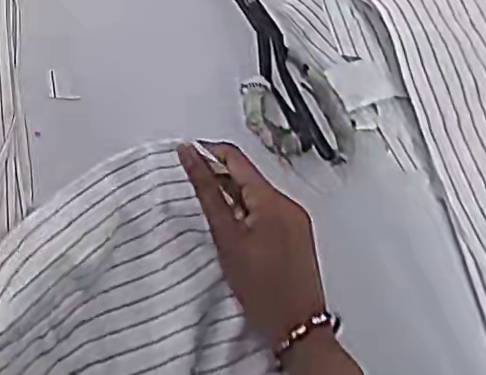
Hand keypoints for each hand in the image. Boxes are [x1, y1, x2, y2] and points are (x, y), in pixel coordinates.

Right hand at [179, 140, 352, 370]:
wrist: (298, 332)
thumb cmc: (261, 288)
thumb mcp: (224, 233)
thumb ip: (205, 188)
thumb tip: (188, 153)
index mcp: (273, 200)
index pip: (235, 157)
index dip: (208, 152)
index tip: (187, 154)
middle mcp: (289, 204)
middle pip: (246, 174)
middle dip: (218, 174)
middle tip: (194, 184)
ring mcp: (296, 220)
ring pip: (255, 192)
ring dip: (231, 193)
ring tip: (212, 209)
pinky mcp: (297, 234)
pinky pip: (266, 208)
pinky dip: (246, 209)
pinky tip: (233, 226)